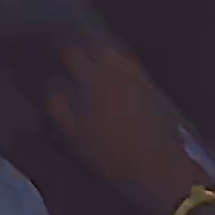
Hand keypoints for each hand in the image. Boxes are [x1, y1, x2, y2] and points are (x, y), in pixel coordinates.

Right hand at [44, 41, 212, 214]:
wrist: (162, 171)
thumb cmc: (112, 152)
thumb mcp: (74, 134)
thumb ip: (57, 104)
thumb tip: (53, 83)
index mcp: (90, 76)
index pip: (70, 51)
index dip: (58, 52)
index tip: (52, 59)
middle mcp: (113, 68)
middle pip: (94, 43)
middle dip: (82, 48)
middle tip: (73, 59)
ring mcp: (135, 75)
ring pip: (114, 50)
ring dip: (100, 51)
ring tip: (91, 62)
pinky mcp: (152, 86)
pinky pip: (130, 63)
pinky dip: (118, 62)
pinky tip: (113, 75)